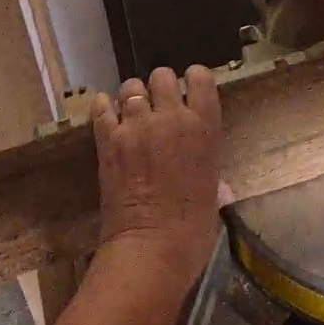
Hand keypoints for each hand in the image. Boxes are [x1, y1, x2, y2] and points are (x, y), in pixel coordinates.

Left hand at [92, 67, 225, 276]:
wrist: (151, 248)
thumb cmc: (193, 229)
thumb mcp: (213, 193)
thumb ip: (212, 176)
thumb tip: (221, 187)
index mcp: (205, 127)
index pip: (200, 77)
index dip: (193, 80)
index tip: (189, 92)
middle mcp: (172, 117)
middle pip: (162, 76)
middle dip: (160, 87)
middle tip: (158, 106)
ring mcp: (137, 126)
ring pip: (131, 87)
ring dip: (132, 98)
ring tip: (132, 114)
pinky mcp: (108, 140)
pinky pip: (102, 108)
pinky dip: (105, 108)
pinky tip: (108, 116)